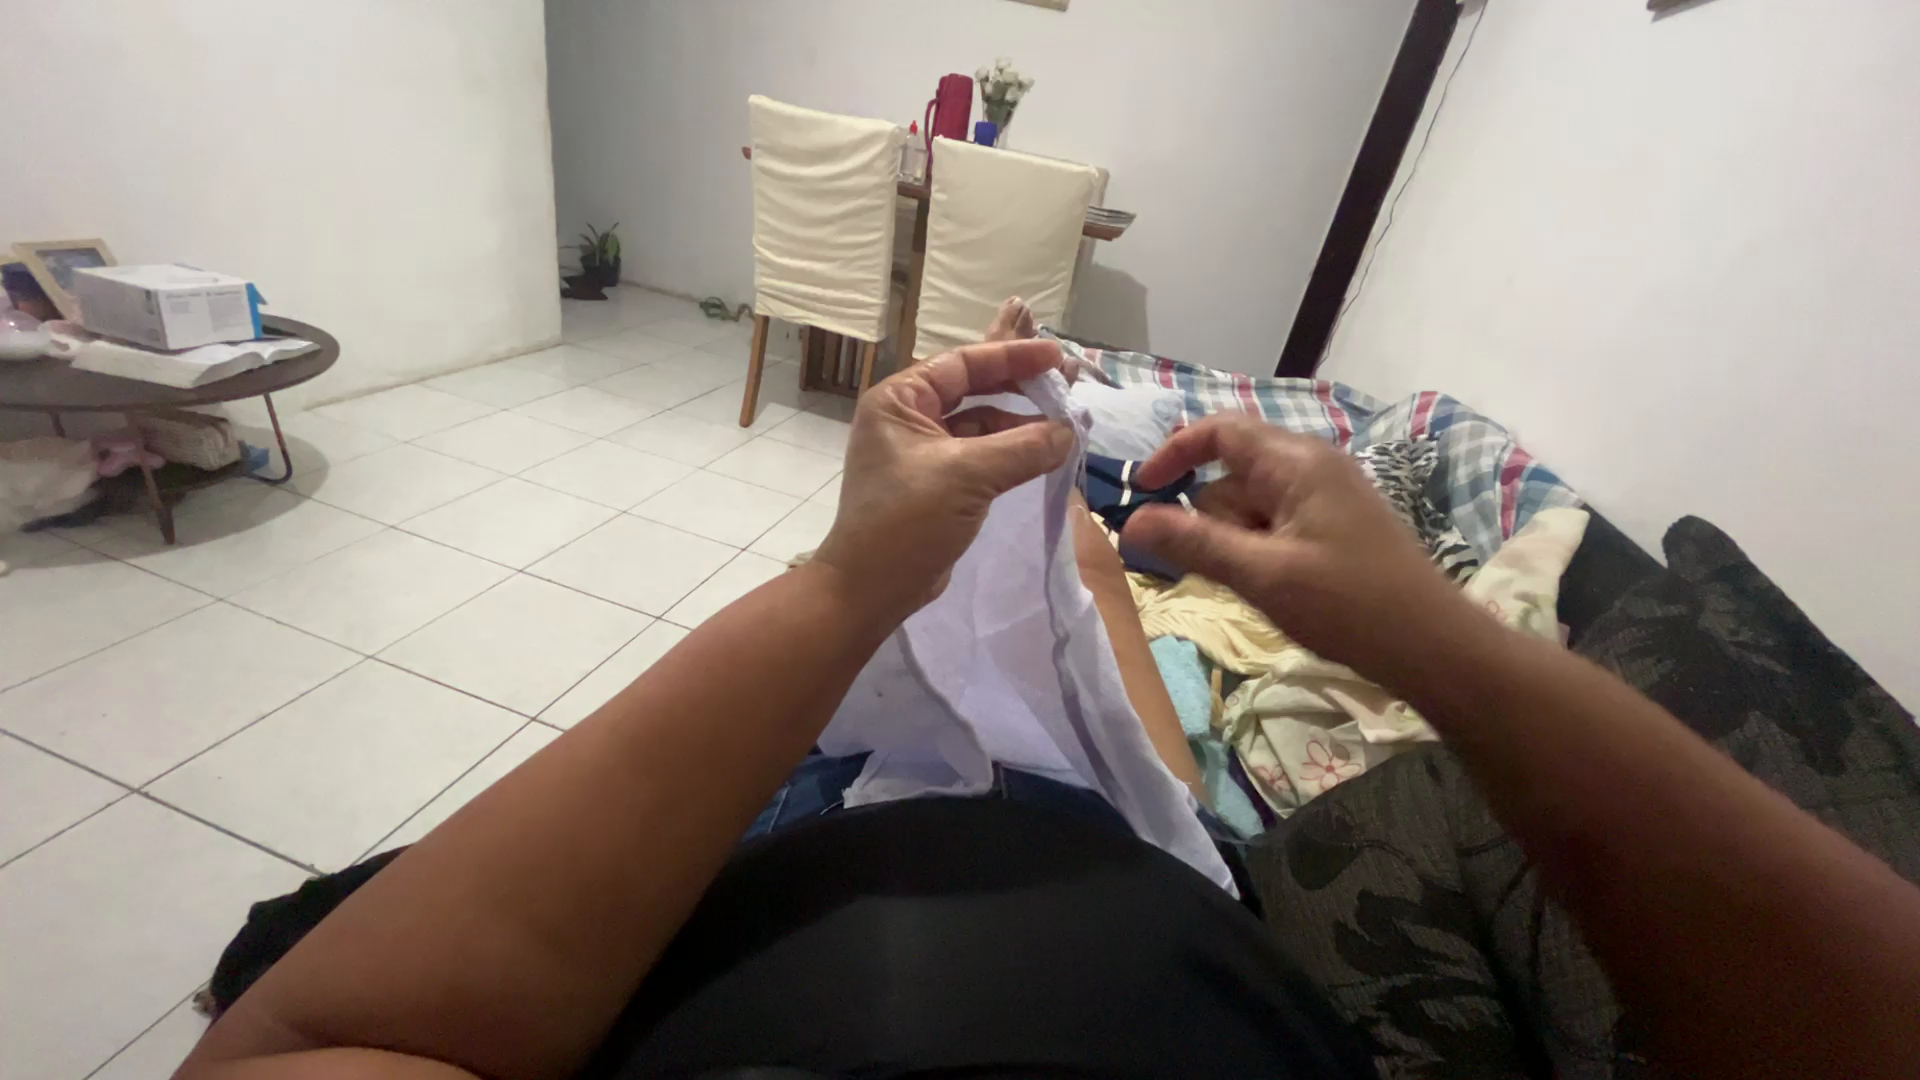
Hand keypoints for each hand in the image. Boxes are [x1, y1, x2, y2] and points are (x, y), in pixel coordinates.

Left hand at [813, 339, 1074, 622]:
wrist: (871, 589)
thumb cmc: (907, 521)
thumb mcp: (967, 475)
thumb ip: (1023, 447)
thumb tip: (1069, 431)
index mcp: (899, 401)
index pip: (962, 363)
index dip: (1011, 356)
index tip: (1056, 356)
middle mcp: (908, 419)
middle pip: (972, 389)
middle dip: (1018, 385)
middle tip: (1065, 382)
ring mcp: (922, 453)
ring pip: (980, 425)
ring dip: (1020, 423)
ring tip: (1064, 423)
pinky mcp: (937, 484)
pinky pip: (981, 456)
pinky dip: (1011, 453)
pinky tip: (1043, 454)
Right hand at [1121, 416, 1483, 681]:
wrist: (1433, 648)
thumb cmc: (1348, 605)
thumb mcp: (1260, 574)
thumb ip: (1192, 542)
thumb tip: (1129, 523)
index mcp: (1296, 462)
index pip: (1220, 431)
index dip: (1174, 453)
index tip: (1142, 492)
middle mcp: (1310, 466)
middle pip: (1230, 472)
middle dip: (1205, 515)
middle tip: (1207, 565)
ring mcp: (1323, 496)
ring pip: (1248, 503)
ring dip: (1230, 538)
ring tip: (1249, 583)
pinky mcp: (1330, 525)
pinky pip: (1271, 523)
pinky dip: (1252, 548)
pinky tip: (1266, 585)